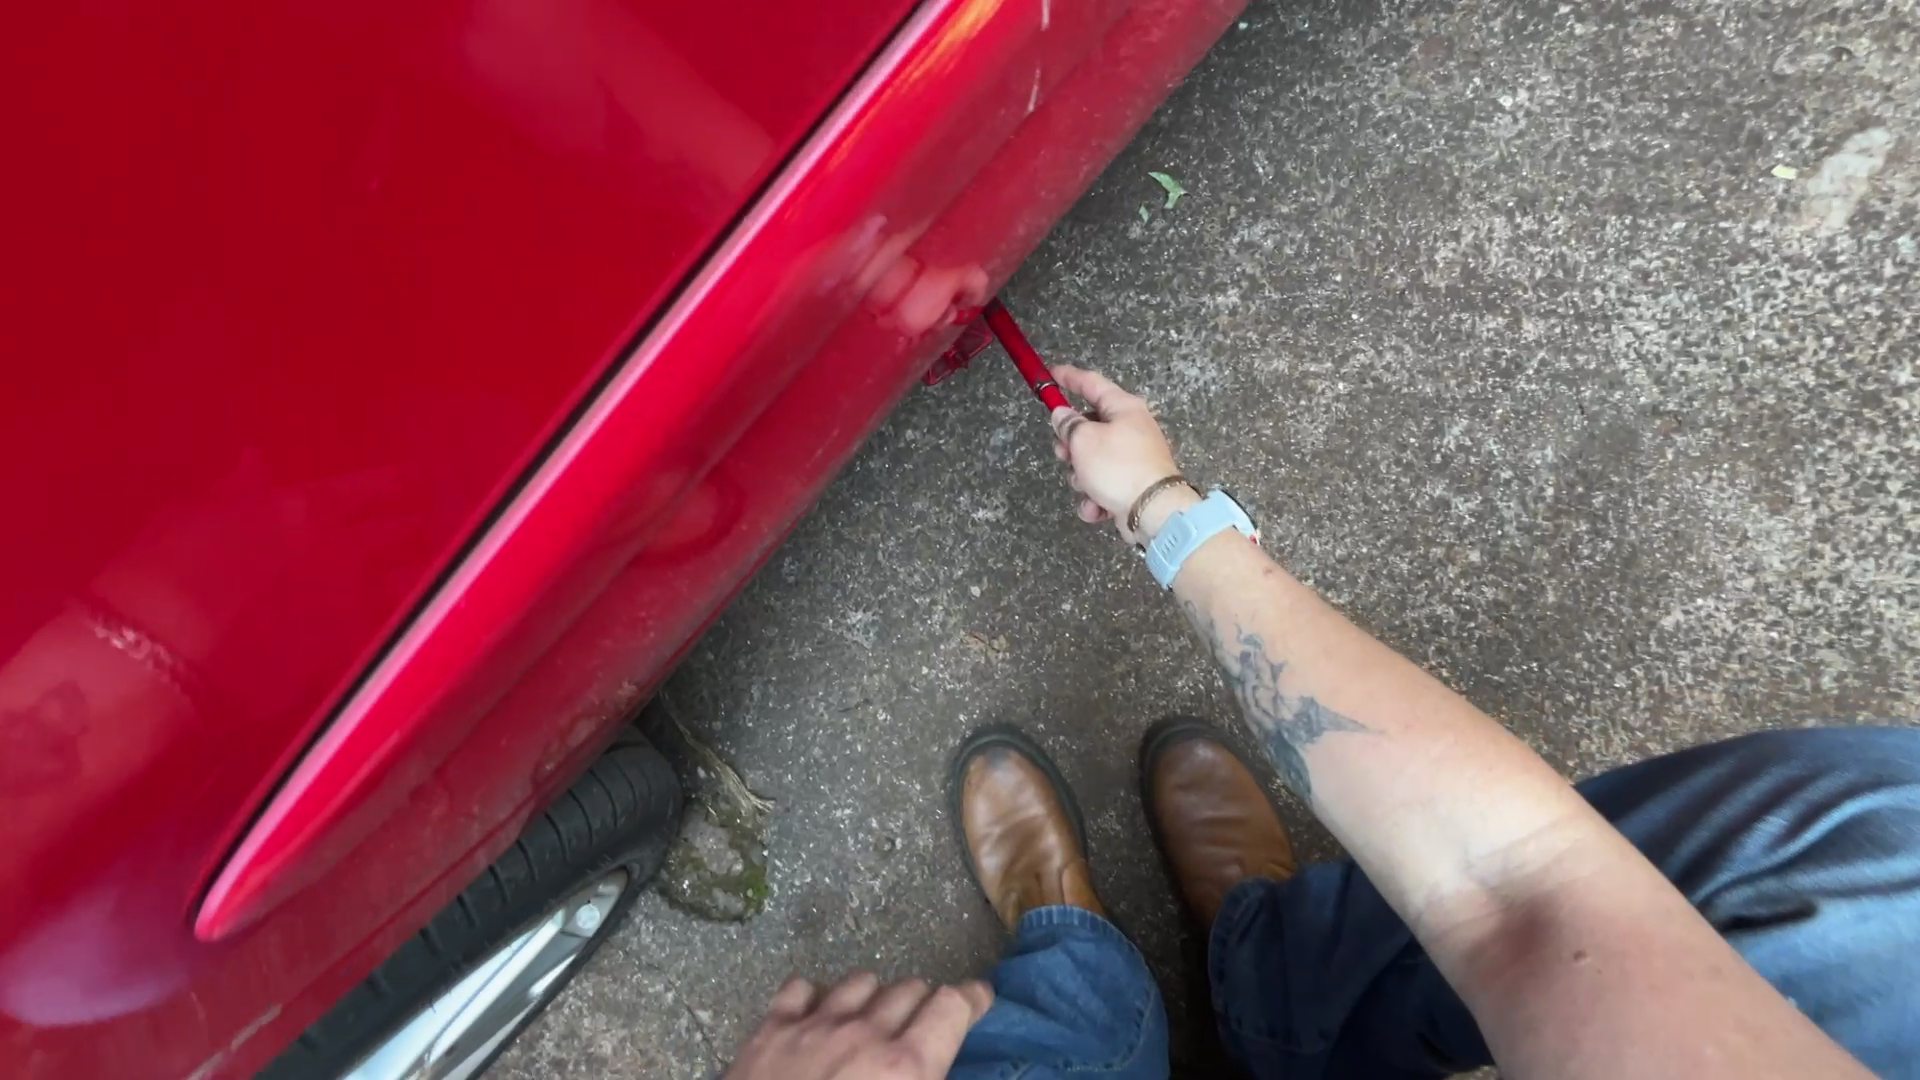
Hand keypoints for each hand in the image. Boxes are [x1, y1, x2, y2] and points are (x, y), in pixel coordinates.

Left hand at [722, 973, 994, 1079]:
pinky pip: (802, 987)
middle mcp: (866, 1033)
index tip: (979, 998)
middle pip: (910, 988)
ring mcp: (815, 1025)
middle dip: (922, 1004)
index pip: (951, 1005)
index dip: (971, 999)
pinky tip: (816, 1018)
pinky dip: (815, 998)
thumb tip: (935, 1069)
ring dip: (873, 999)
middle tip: (920, 1027)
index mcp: (906, 1068)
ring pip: (861, 981)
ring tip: (870, 1022)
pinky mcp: (771, 1030)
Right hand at [1049, 366, 1193, 542]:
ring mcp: (1133, 458)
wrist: (1153, 511)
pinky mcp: (1132, 484)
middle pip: (1089, 427)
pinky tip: (1096, 507)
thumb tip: (1062, 415)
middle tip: (1063, 454)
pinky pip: (1103, 485)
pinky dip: (1095, 497)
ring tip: (1085, 486)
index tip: (1051, 373)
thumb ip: (1069, 425)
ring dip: (1080, 476)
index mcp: (1124, 408)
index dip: (1069, 377)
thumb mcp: (1084, 440)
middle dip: (1070, 445)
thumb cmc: (1118, 468)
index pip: (1091, 384)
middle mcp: (1131, 428)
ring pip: (1092, 460)